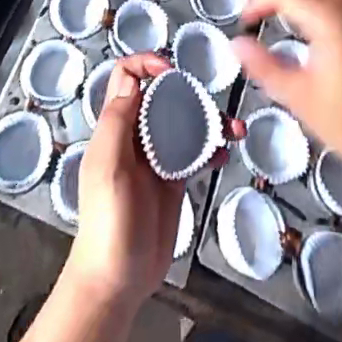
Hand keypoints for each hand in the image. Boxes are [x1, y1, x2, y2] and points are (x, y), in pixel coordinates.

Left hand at [63, 53, 241, 307]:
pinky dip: (211, 148)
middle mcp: (134, 135)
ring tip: (234, 128)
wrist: (118, 277)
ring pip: (183, 122)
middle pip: (162, 96)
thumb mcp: (107, 166)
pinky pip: (194, 152)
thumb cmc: (107, 219)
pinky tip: (225, 154)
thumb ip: (118, 120)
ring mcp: (156, 156)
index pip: (126, 77)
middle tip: (212, 102)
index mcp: (114, 126)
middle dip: (188, 91)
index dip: (146, 64)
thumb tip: (135, 79)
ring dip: (208, 119)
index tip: (171, 71)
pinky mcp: (173, 179)